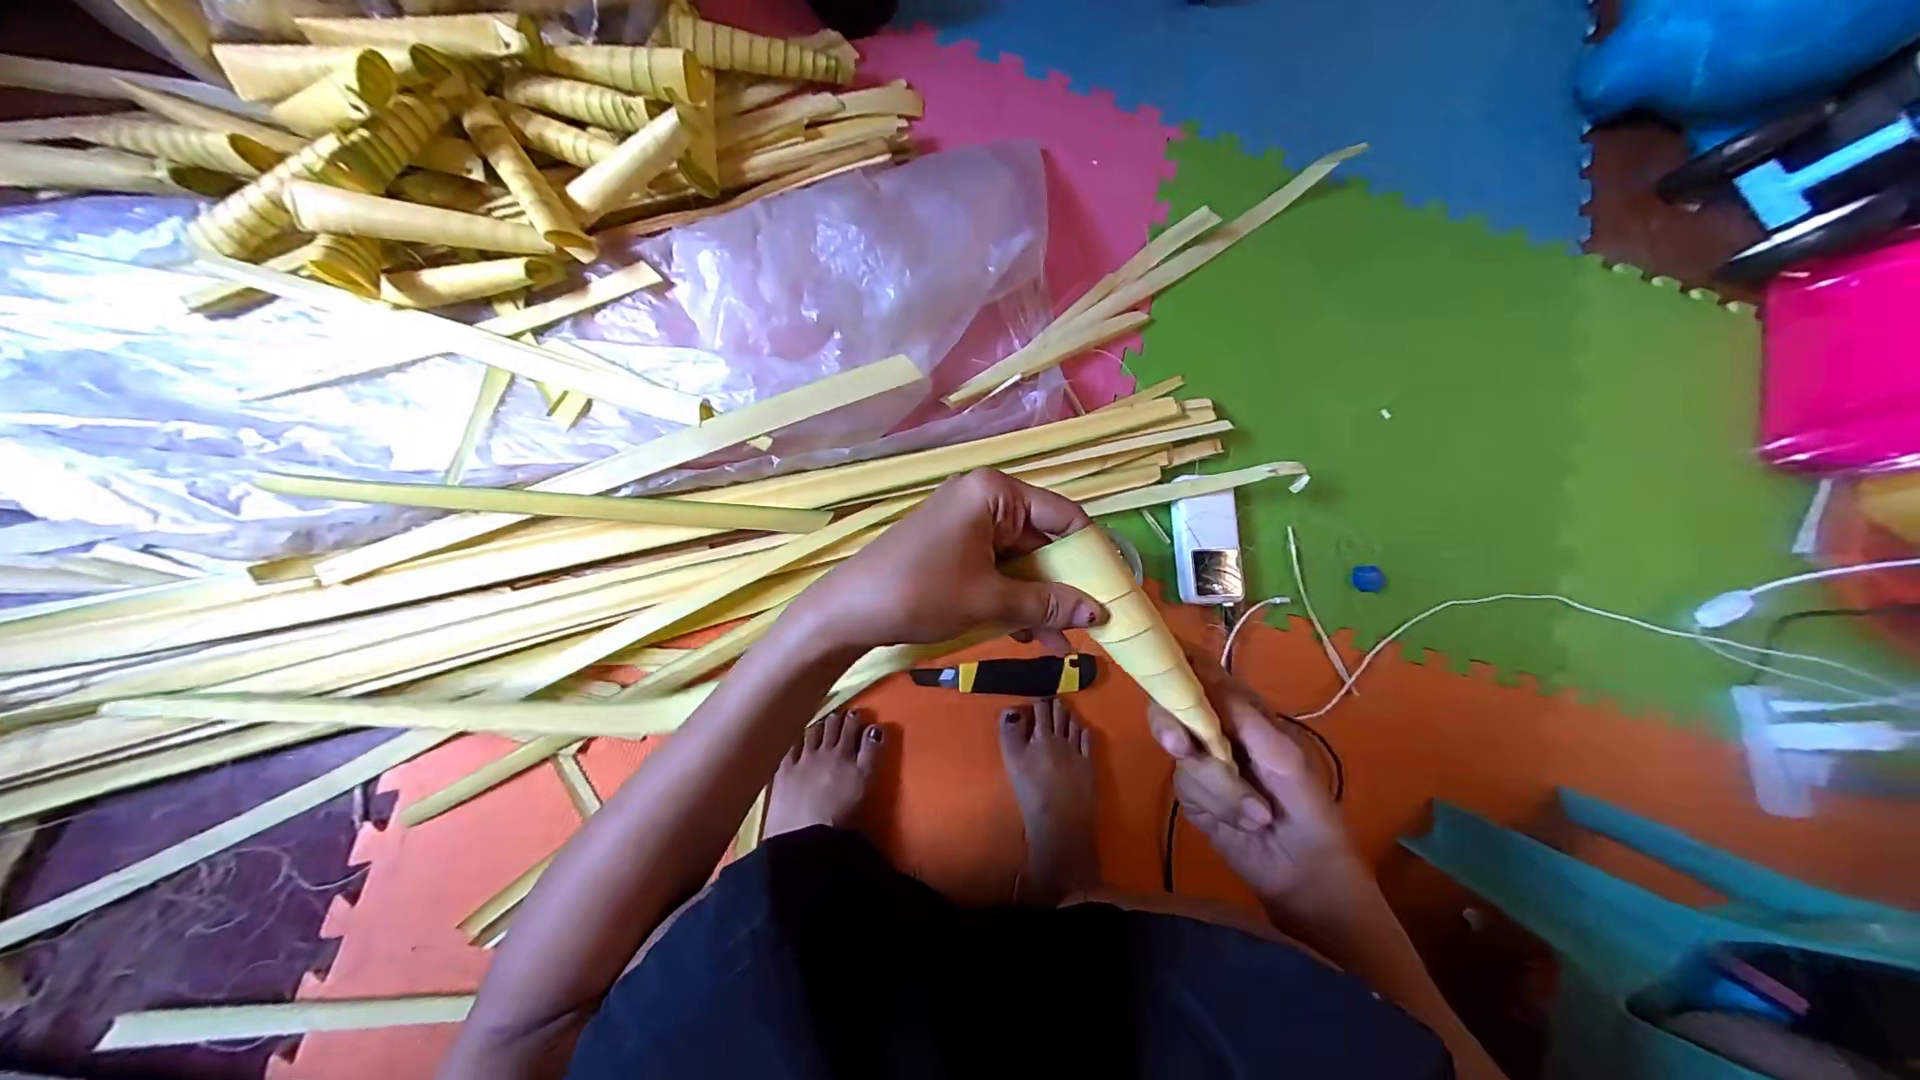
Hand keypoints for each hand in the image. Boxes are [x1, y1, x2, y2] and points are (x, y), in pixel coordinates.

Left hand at [790, 468, 1104, 651]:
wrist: (847, 612)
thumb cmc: (920, 593)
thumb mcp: (990, 600)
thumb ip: (1047, 604)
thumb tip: (1099, 613)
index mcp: (994, 493)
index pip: (1064, 517)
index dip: (1091, 555)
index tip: (1112, 591)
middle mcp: (984, 500)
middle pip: (1042, 541)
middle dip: (1063, 586)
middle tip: (1089, 624)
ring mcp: (967, 525)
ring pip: (1021, 562)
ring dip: (1038, 601)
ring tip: (1058, 644)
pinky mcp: (954, 549)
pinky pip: (997, 570)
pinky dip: (1012, 600)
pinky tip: (1025, 635)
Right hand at [1149, 646, 1371, 922]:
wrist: (1307, 872)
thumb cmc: (1308, 805)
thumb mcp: (1283, 755)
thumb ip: (1242, 716)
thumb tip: (1200, 677)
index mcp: (1238, 707)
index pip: (1199, 670)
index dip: (1175, 659)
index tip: (1160, 663)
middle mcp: (1212, 725)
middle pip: (1169, 704)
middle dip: (1171, 723)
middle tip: (1180, 747)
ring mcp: (1197, 758)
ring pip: (1178, 751)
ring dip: (1218, 786)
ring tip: (1256, 813)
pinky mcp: (1189, 791)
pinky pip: (1186, 785)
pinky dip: (1217, 805)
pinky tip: (1243, 821)